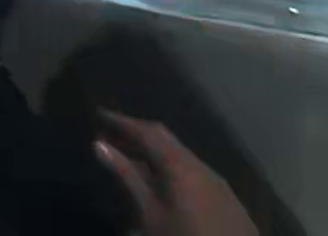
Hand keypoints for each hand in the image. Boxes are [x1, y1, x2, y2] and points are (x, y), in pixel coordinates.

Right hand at [96, 112, 258, 235]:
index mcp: (180, 165)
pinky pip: (193, 171)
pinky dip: (171, 166)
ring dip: (153, 151)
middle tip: (111, 134)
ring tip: (130, 157)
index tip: (99, 114)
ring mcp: (218, 183)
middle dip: (136, 133)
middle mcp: (200, 166)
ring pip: (179, 154)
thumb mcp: (150, 214)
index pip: (146, 131)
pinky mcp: (228, 201)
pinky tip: (161, 181)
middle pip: (164, 138)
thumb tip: (99, 145)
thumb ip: (127, 176)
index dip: (121, 121)